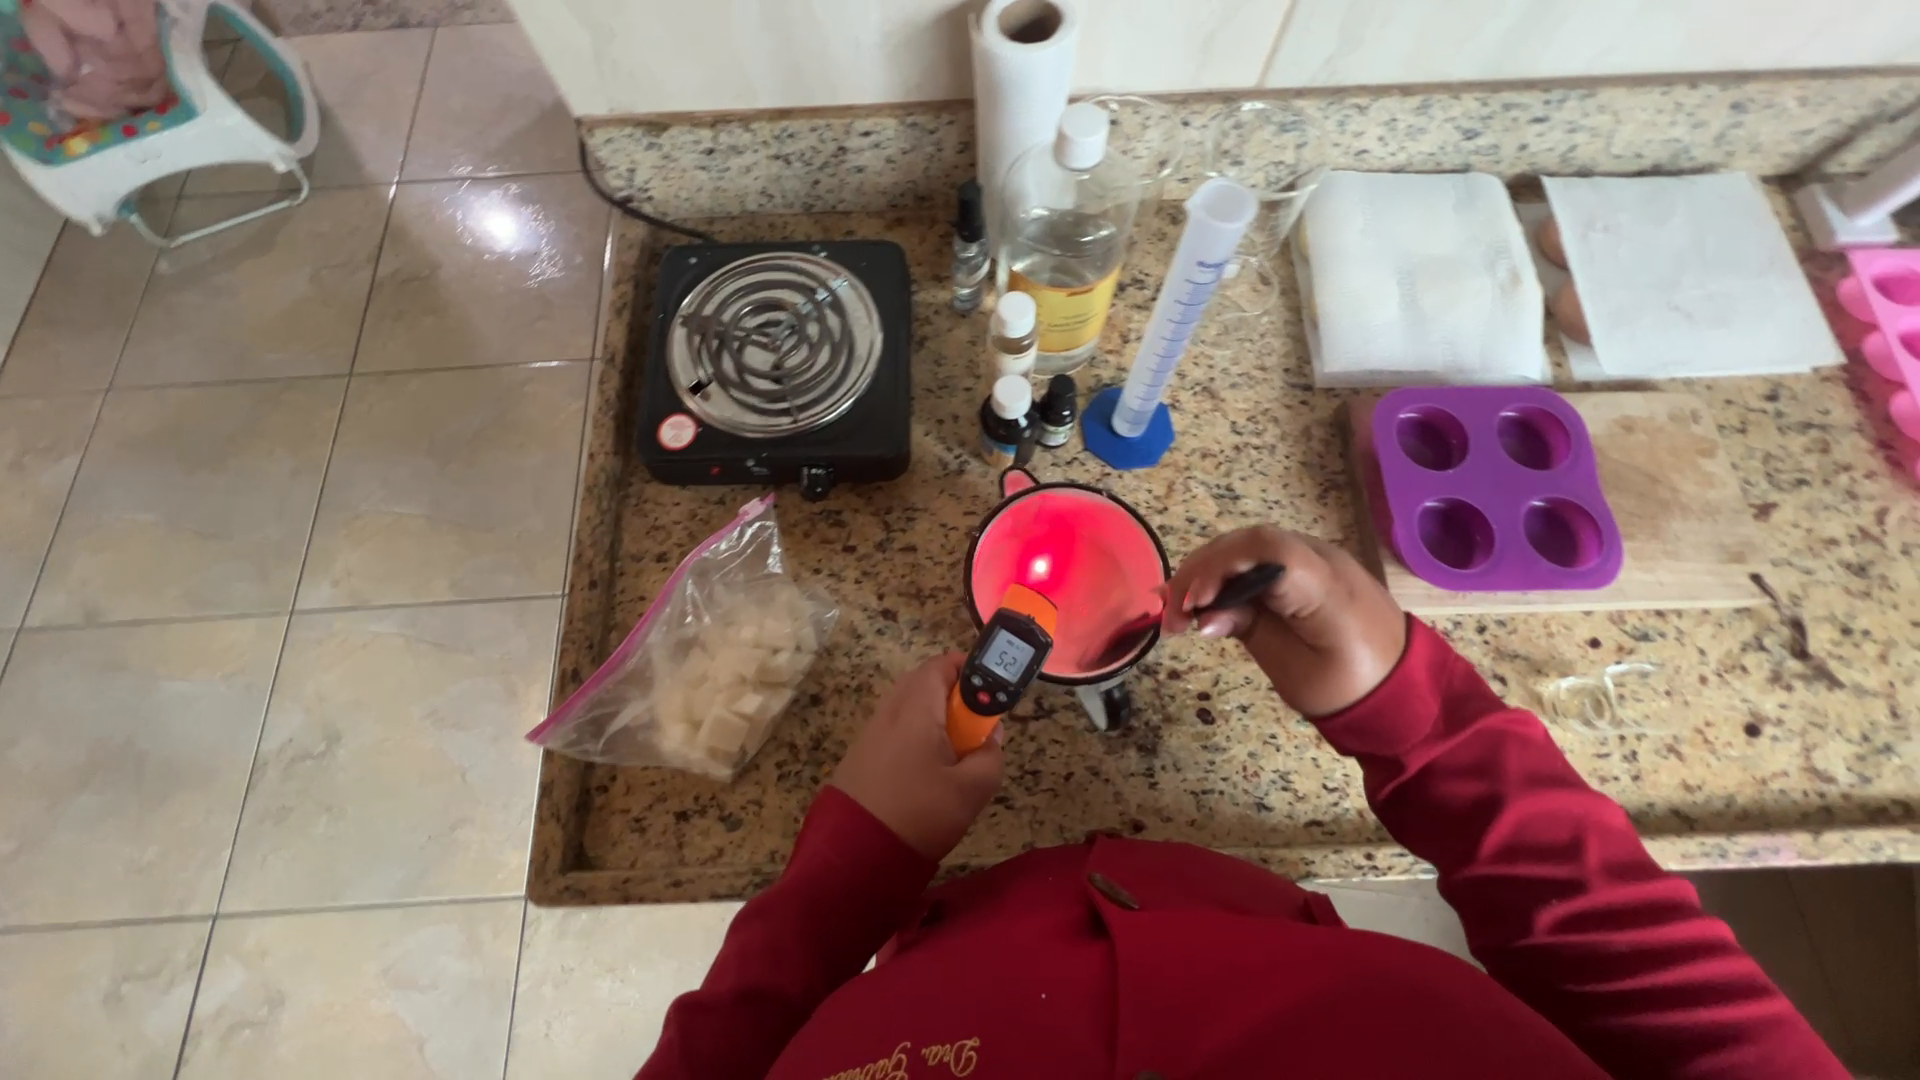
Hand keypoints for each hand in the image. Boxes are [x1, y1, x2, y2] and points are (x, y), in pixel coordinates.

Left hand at [830, 654, 1004, 860]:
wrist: (854, 854)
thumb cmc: (919, 813)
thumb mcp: (971, 790)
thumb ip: (990, 756)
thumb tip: (991, 736)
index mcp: (915, 707)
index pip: (942, 664)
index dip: (970, 669)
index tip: (991, 692)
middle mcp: (890, 710)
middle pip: (926, 683)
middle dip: (956, 696)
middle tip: (978, 724)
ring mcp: (872, 732)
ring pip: (911, 708)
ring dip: (937, 719)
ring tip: (957, 753)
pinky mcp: (862, 755)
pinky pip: (897, 729)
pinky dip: (918, 737)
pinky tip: (930, 772)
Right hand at [1164, 527, 1408, 716]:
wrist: (1403, 690)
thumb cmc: (1348, 687)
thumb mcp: (1292, 668)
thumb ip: (1247, 630)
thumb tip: (1201, 619)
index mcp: (1323, 584)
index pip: (1263, 547)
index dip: (1216, 567)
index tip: (1191, 605)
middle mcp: (1319, 557)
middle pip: (1245, 542)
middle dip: (1199, 573)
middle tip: (1170, 614)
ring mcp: (1314, 557)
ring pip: (1245, 548)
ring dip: (1207, 574)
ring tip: (1179, 611)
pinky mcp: (1306, 567)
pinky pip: (1258, 559)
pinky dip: (1226, 575)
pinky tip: (1203, 601)